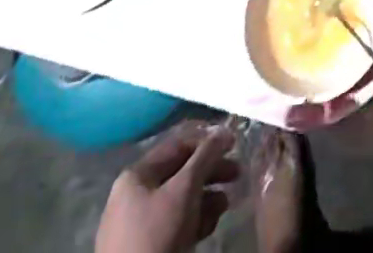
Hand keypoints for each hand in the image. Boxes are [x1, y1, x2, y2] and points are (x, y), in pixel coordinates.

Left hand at [95, 122, 239, 252]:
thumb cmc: (157, 233)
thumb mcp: (185, 189)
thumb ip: (206, 156)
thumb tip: (224, 130)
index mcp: (137, 176)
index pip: (178, 144)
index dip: (207, 140)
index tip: (234, 143)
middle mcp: (135, 195)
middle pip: (182, 171)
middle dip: (212, 172)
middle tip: (237, 174)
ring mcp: (139, 223)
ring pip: (181, 198)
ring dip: (208, 198)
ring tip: (225, 206)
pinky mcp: (147, 246)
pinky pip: (175, 222)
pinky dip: (195, 220)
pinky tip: (207, 228)